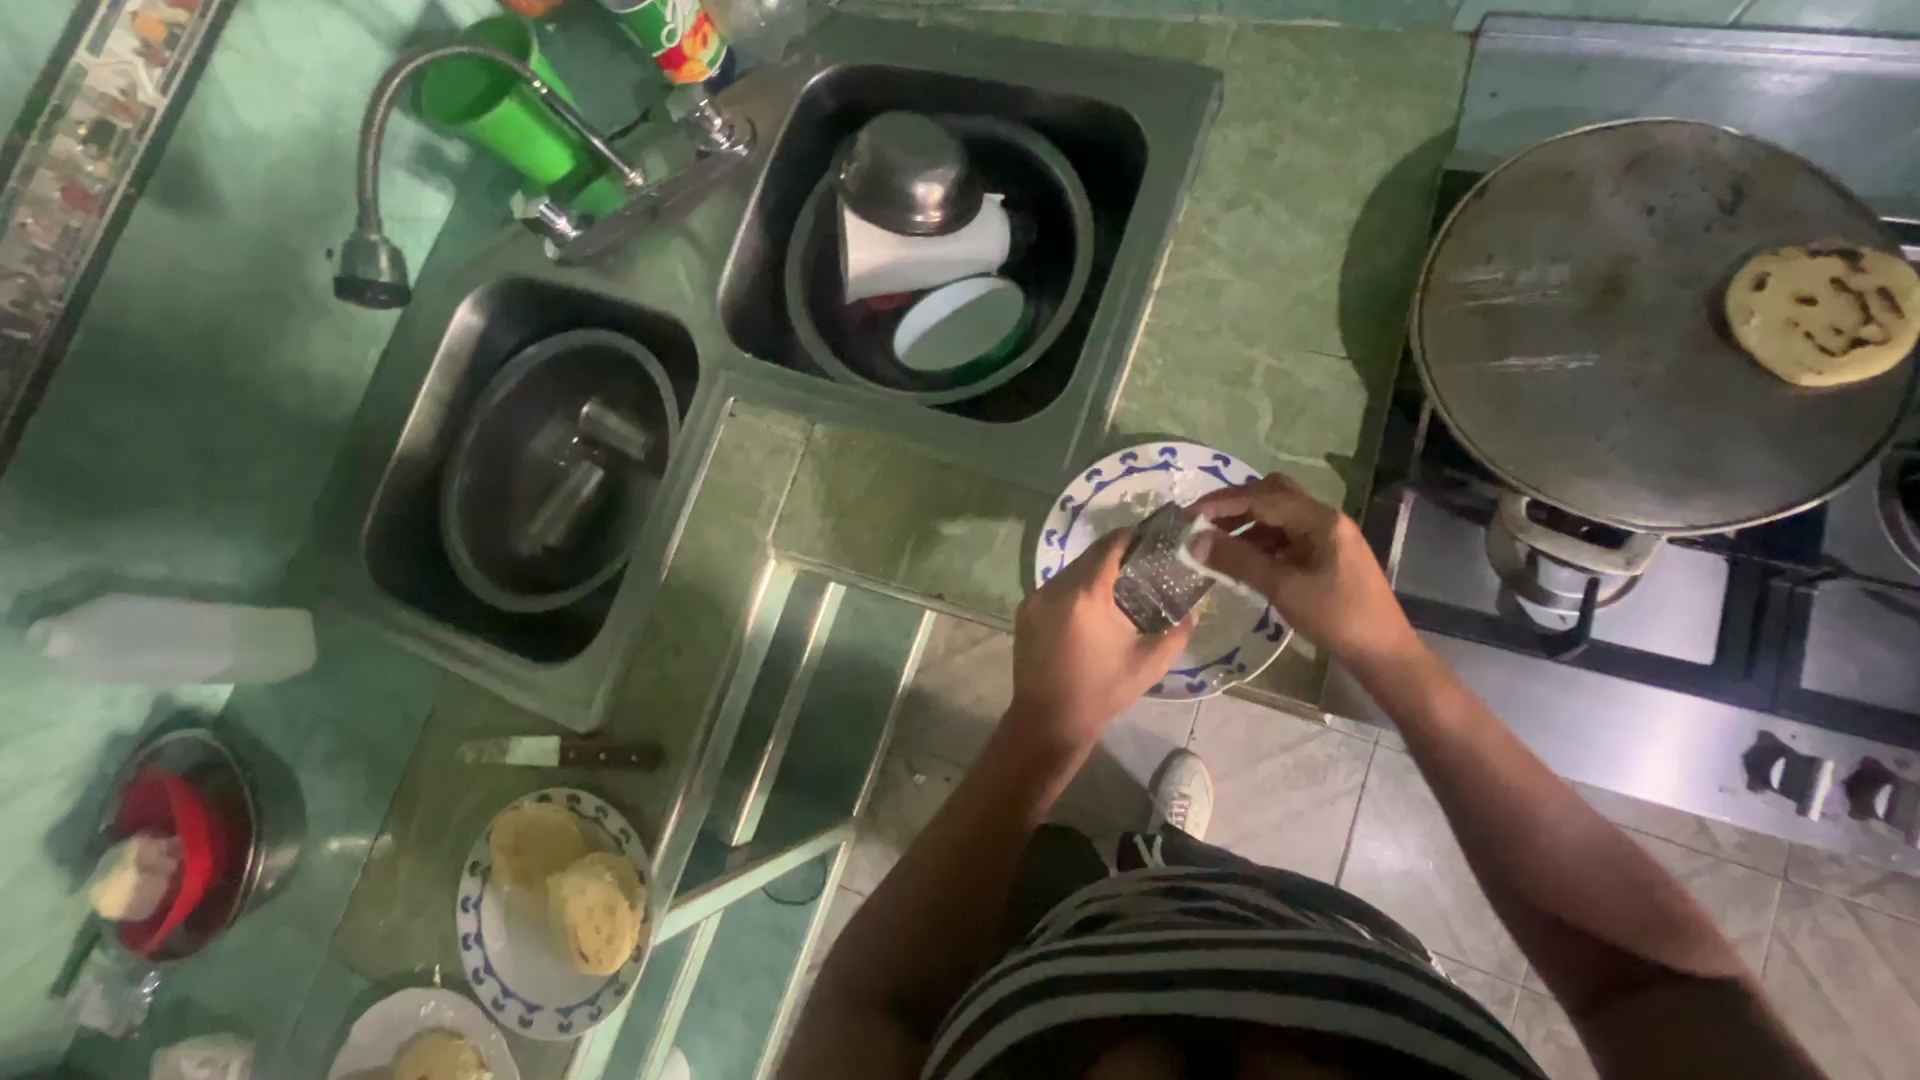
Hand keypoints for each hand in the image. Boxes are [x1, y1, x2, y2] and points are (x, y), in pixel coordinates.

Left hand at [1012, 528, 1194, 743]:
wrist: (1049, 721)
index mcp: (1086, 595)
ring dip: (1092, 571)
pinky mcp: (1025, 612)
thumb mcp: (1149, 662)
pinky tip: (1091, 606)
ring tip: (1118, 584)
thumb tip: (1192, 611)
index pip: (1110, 546)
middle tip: (1140, 560)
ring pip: (1069, 571)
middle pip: (1088, 556)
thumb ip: (1177, 631)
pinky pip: (1054, 588)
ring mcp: (1035, 599)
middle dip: (1114, 553)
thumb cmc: (1101, 692)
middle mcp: (1055, 588)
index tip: (1150, 535)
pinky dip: (1074, 589)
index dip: (1131, 536)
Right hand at [1187, 473, 1420, 672]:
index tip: (1188, 516)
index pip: (1262, 498)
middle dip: (1234, 506)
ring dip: (1246, 524)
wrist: (1382, 651)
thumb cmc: (1336, 617)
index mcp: (1319, 520)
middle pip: (1272, 495)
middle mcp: (1324, 518)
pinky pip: (1286, 535)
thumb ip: (1238, 560)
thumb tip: (1196, 541)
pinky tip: (1243, 560)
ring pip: (1278, 516)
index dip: (1221, 503)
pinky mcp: (1325, 553)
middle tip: (1202, 524)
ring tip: (1216, 545)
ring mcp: (1326, 535)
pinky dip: (1260, 541)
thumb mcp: (1282, 588)